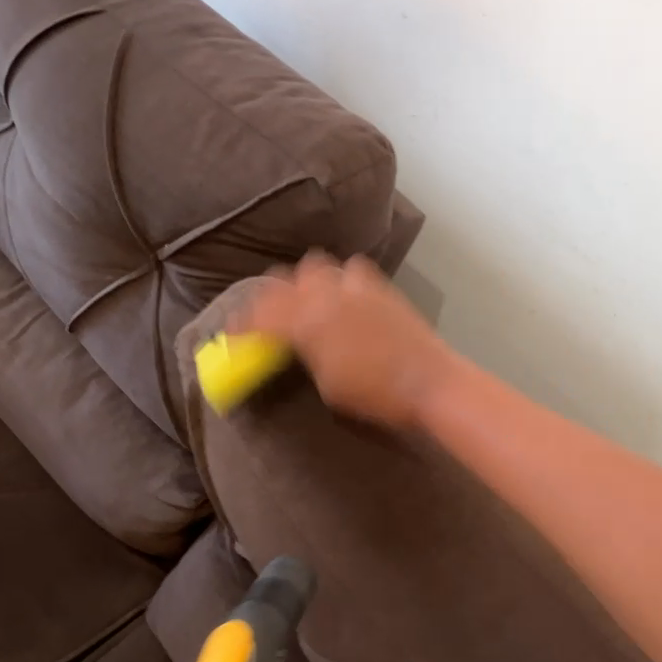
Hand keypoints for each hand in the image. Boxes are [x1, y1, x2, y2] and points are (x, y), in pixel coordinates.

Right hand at [236, 252, 458, 428]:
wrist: (430, 382)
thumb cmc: (376, 395)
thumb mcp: (327, 385)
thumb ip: (305, 357)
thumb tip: (294, 347)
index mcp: (307, 322)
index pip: (260, 316)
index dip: (240, 326)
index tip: (231, 337)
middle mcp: (326, 294)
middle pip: (283, 280)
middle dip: (269, 299)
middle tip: (267, 320)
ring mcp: (355, 285)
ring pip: (316, 266)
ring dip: (304, 283)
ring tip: (307, 303)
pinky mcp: (379, 286)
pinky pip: (350, 271)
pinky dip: (338, 281)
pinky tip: (343, 300)